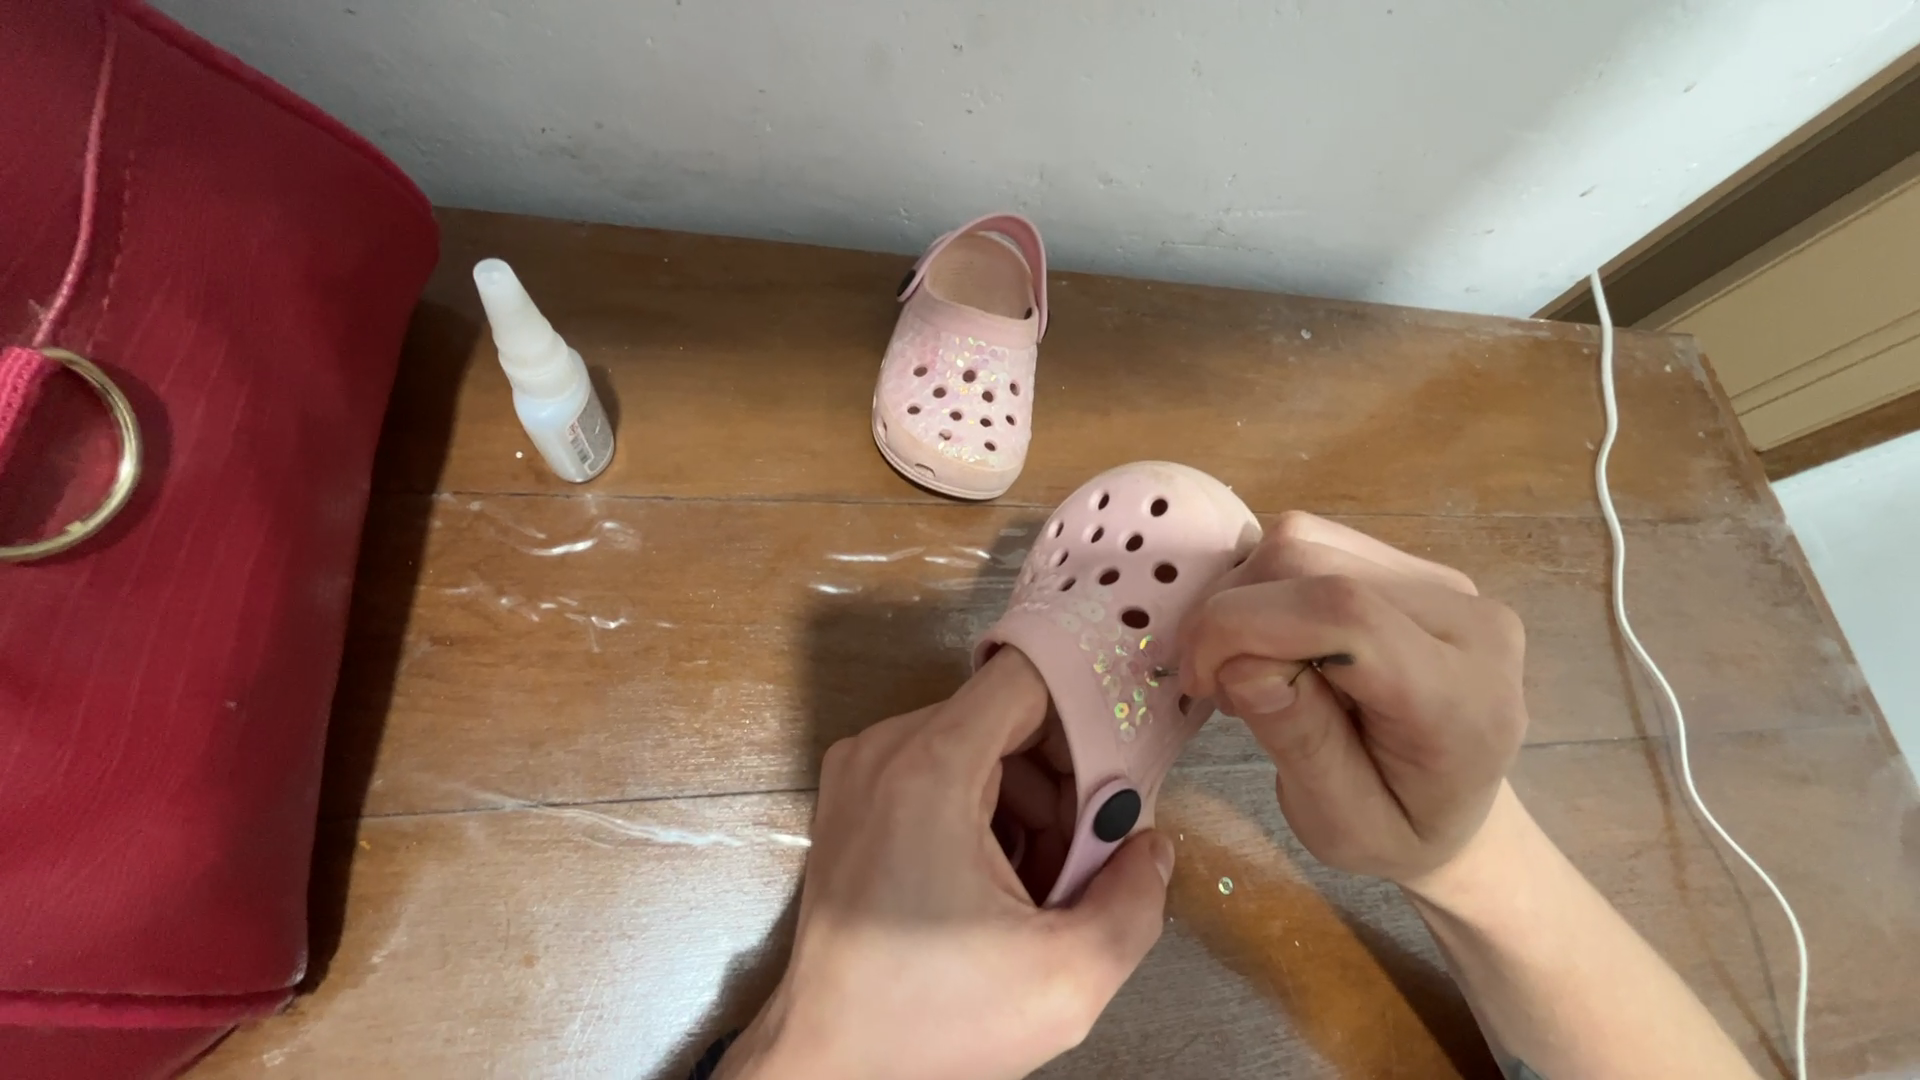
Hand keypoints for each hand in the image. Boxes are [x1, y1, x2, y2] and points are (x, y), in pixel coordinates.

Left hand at [717, 649, 1176, 1079]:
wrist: (827, 1064)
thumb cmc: (932, 1020)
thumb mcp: (1066, 979)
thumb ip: (1135, 902)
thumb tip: (1149, 846)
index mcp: (929, 765)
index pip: (1024, 679)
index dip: (1082, 711)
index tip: (1116, 768)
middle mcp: (886, 746)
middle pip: (1005, 718)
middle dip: (1061, 782)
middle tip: (1080, 857)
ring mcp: (861, 765)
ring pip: (977, 744)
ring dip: (1025, 801)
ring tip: (1036, 882)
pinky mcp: (852, 791)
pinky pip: (939, 766)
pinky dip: (981, 806)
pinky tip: (992, 876)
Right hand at [1175, 512, 1527, 887]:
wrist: (1458, 808)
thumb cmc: (1398, 830)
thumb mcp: (1341, 824)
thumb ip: (1300, 743)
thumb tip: (1241, 665)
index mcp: (1463, 697)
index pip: (1343, 615)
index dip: (1242, 627)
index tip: (1197, 681)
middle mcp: (1465, 617)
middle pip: (1308, 561)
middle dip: (1230, 613)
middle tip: (1211, 680)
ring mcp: (1439, 581)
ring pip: (1300, 539)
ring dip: (1243, 596)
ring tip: (1245, 662)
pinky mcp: (1408, 566)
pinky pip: (1308, 542)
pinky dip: (1262, 583)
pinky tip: (1270, 635)